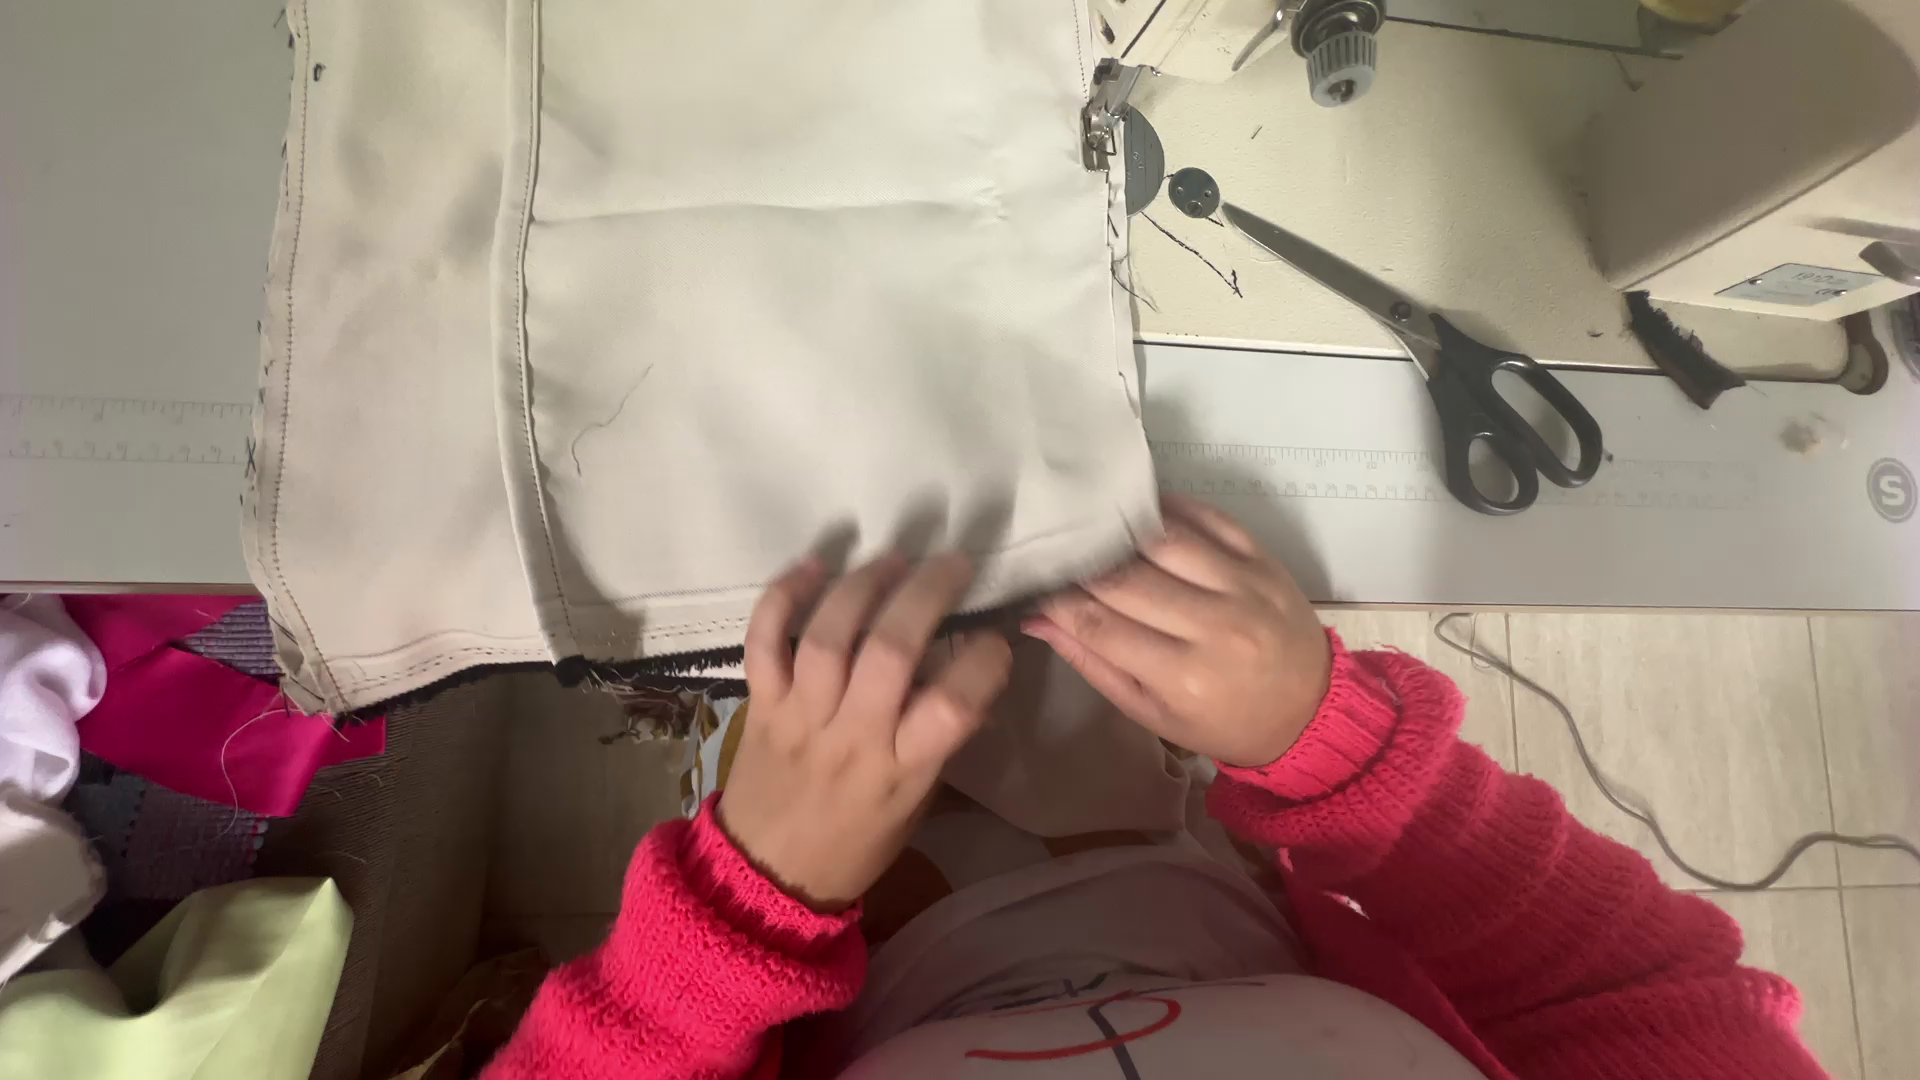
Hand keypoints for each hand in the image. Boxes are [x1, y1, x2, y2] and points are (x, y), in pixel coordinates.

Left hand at [718, 552, 1012, 910]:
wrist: (764, 878)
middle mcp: (852, 736)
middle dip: (927, 594)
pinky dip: (782, 599)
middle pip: (891, 652)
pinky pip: (764, 642)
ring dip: (864, 586)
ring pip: (829, 637)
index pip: (953, 707)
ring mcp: (801, 716)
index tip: (994, 638)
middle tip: (953, 563)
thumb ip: (942, 739)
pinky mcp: (762, 703)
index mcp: (902, 769)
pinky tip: (812, 567)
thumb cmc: (857, 841)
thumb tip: (974, 675)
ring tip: (892, 559)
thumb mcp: (917, 800)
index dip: (984, 661)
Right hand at [1022, 495, 1330, 767]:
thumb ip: (1092, 663)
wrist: (1311, 712)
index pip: (1098, 624)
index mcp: (1183, 676)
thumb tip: (1035, 620)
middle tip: (1053, 553)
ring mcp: (1243, 585)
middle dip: (1079, 564)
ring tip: (1089, 526)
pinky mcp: (1263, 559)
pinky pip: (1209, 517)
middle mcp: (1214, 626)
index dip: (1057, 601)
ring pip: (1162, 539)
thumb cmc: (1221, 722)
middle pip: (1124, 578)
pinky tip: (1138, 508)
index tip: (1033, 585)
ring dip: (1118, 529)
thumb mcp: (1150, 712)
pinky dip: (1168, 507)